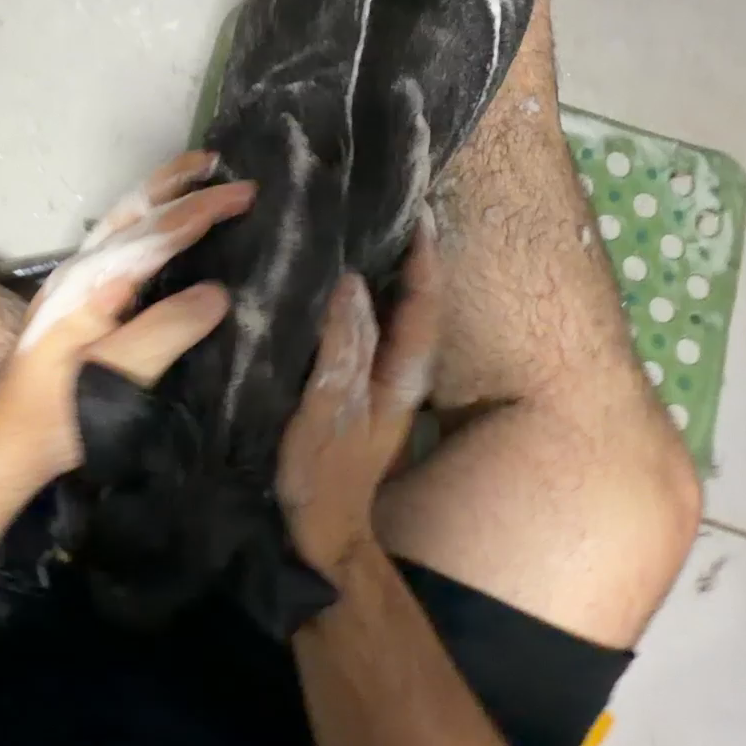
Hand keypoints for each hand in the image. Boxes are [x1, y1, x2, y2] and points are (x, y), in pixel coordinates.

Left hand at [0, 150, 253, 477]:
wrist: (12, 436)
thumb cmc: (65, 408)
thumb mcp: (121, 373)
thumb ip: (168, 328)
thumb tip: (217, 293)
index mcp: (95, 280)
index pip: (159, 231)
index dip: (204, 208)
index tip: (247, 193)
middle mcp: (82, 268)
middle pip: (132, 208)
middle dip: (175, 181)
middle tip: (216, 161)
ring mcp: (74, 281)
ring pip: (120, 220)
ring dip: (158, 195)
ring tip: (192, 180)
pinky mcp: (75, 299)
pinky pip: (117, 241)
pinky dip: (146, 222)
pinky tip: (159, 235)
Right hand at [277, 220, 439, 572]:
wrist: (321, 535)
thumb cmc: (324, 476)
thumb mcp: (329, 411)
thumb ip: (342, 350)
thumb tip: (353, 285)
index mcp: (400, 375)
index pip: (421, 304)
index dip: (423, 259)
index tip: (418, 210)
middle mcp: (394, 374)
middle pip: (408, 307)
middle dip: (403, 260)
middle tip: (380, 214)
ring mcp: (372, 386)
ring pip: (382, 321)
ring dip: (376, 281)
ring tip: (350, 240)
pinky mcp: (348, 395)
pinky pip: (354, 338)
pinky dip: (346, 310)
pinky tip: (322, 296)